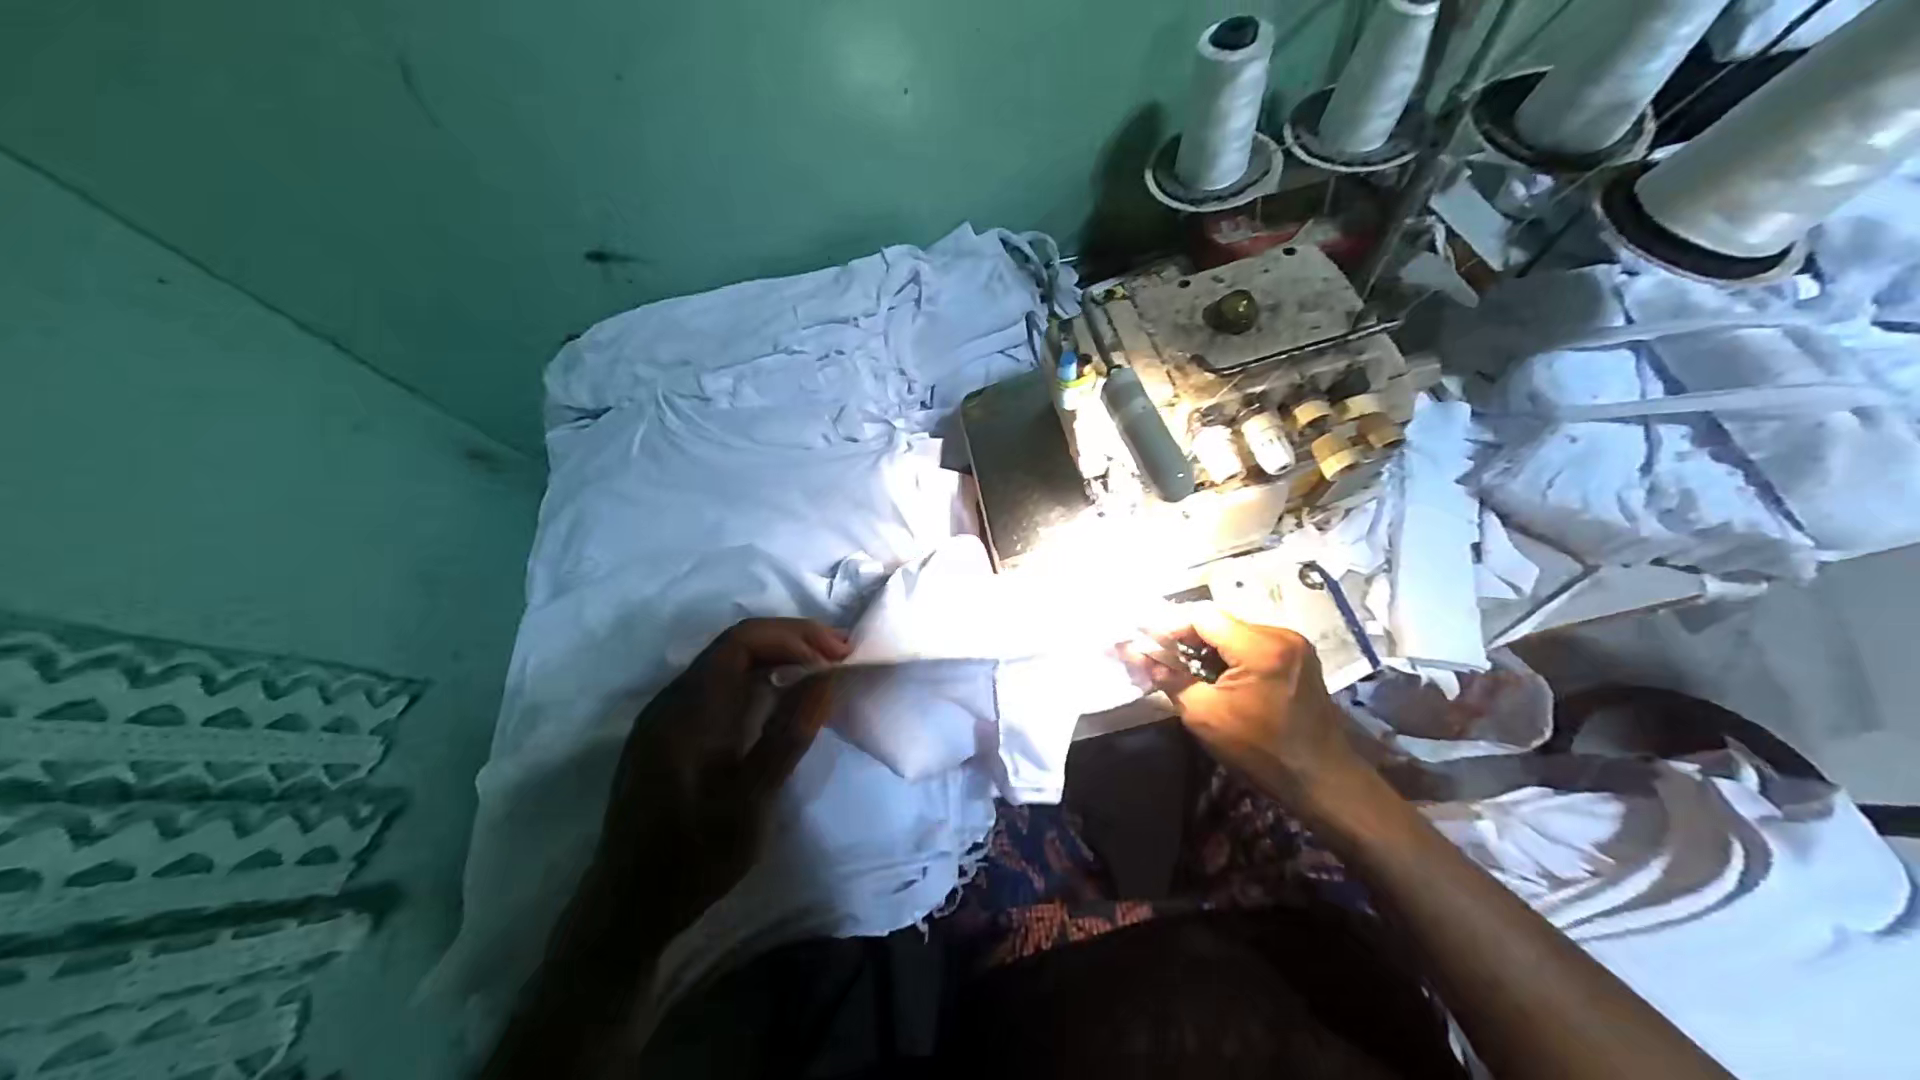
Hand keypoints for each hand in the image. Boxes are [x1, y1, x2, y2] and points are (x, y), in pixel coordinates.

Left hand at [598, 618, 849, 927]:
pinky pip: (720, 688)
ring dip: (777, 658)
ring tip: (821, 669)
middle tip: (840, 655)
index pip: (742, 641)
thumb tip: (825, 679)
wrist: (627, 909)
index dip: (794, 636)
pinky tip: (782, 699)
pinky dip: (760, 681)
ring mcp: (667, 717)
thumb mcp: (750, 803)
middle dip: (791, 641)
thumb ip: (788, 736)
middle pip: (735, 645)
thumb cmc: (692, 858)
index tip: (838, 653)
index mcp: (686, 711)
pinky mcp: (671, 736)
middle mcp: (672, 701)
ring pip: (727, 665)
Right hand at [1144, 605, 1362, 800]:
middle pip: (1219, 620)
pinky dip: (1228, 652)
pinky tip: (1214, 672)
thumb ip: (1168, 678)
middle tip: (1159, 655)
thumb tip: (1134, 654)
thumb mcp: (1204, 715)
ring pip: (1234, 630)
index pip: (1202, 616)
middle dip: (1186, 635)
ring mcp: (1293, 643)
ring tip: (1183, 665)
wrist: (1321, 779)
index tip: (1145, 642)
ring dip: (1206, 644)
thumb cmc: (1259, 750)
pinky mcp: (1297, 655)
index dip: (1169, 626)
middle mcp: (1280, 634)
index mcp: (1260, 647)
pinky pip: (1251, 641)